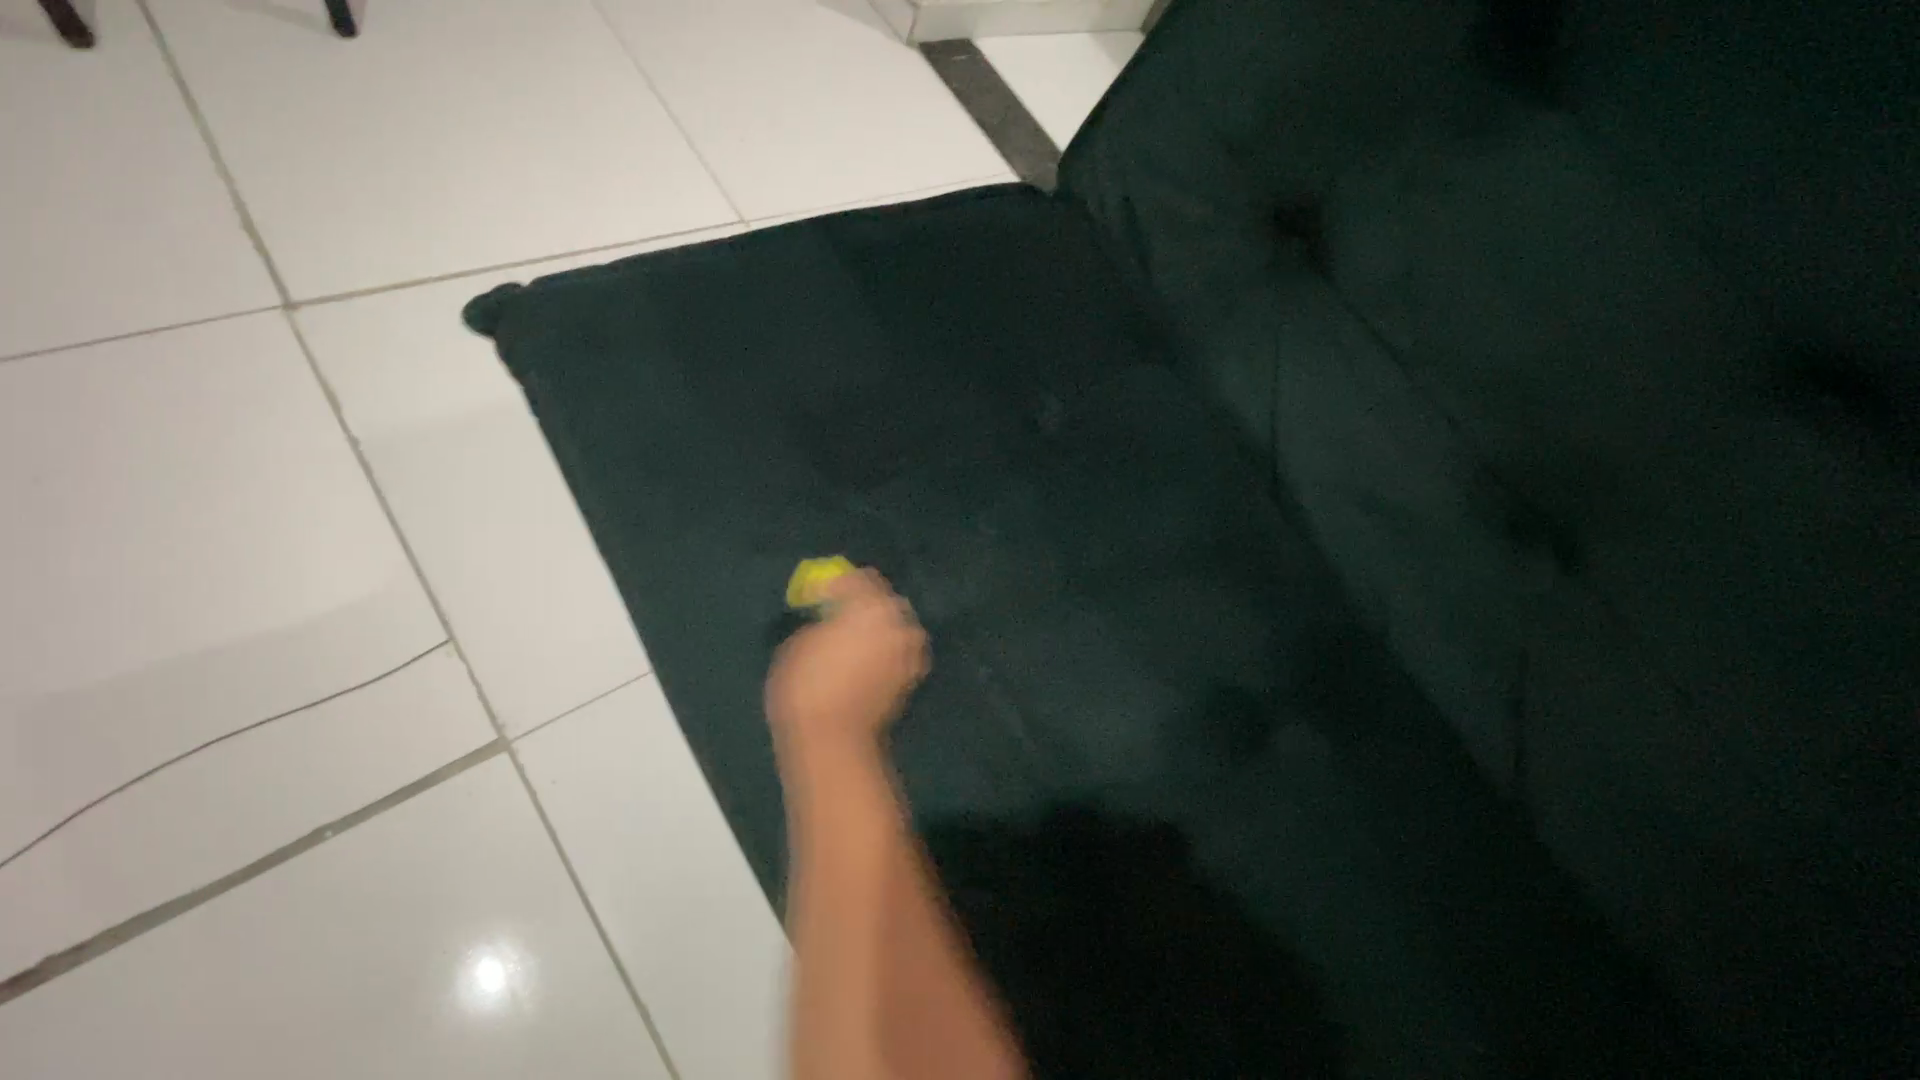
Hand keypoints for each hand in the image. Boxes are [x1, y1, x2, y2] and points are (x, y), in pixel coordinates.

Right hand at [766, 569, 929, 761]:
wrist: (834, 740)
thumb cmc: (807, 687)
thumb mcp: (800, 643)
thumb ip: (821, 622)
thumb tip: (831, 619)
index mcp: (871, 605)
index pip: (858, 579)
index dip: (836, 584)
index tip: (818, 593)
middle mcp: (898, 622)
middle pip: (882, 601)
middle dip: (863, 603)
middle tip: (838, 613)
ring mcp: (909, 650)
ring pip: (894, 626)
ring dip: (877, 627)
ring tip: (851, 639)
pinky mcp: (912, 676)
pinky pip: (897, 651)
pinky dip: (884, 650)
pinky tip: (864, 660)